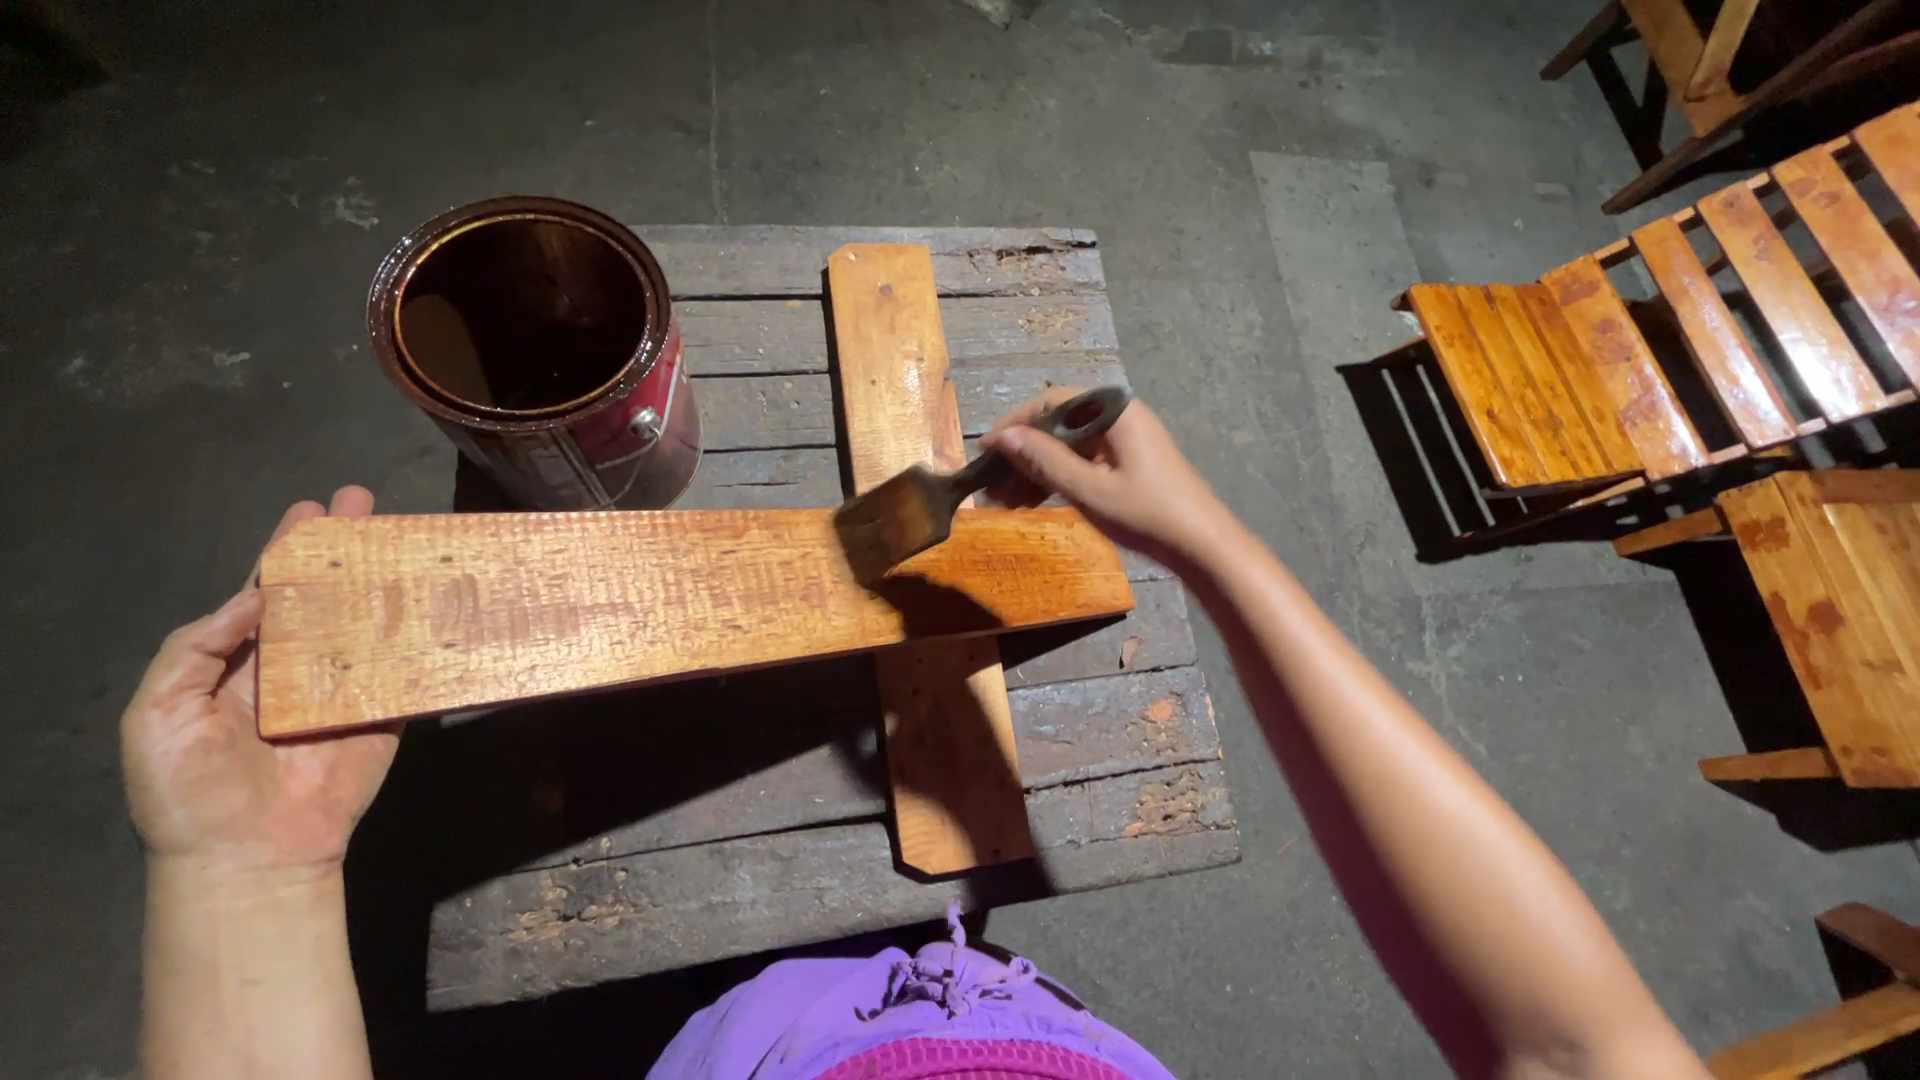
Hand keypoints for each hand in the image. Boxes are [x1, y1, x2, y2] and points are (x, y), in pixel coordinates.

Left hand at [122, 487, 399, 875]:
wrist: (250, 855)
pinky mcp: (388, 711)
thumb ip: (196, 649)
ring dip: (392, 580)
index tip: (313, 509)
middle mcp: (301, 665)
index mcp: (243, 663)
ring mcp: (349, 687)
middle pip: (329, 594)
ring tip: (411, 539)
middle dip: (346, 549)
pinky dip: (428, 636)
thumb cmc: (190, 790)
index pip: (270, 593)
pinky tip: (443, 602)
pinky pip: (408, 667)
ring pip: (374, 621)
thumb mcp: (156, 714)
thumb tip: (255, 597)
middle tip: (365, 503)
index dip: (289, 551)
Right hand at [981, 387, 1232, 570]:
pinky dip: (1055, 479)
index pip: (1050, 402)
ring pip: (1065, 447)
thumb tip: (1003, 437)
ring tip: (1004, 502)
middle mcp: (1117, 417)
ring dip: (1034, 471)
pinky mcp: (1125, 463)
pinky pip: (1080, 461)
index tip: (985, 452)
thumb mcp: (1088, 489)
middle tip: (991, 486)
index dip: (1014, 425)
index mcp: (1113, 411)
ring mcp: (1122, 440)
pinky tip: (1030, 502)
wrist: (1201, 545)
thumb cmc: (1146, 514)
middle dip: (1021, 455)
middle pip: (1056, 425)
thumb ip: (1044, 460)